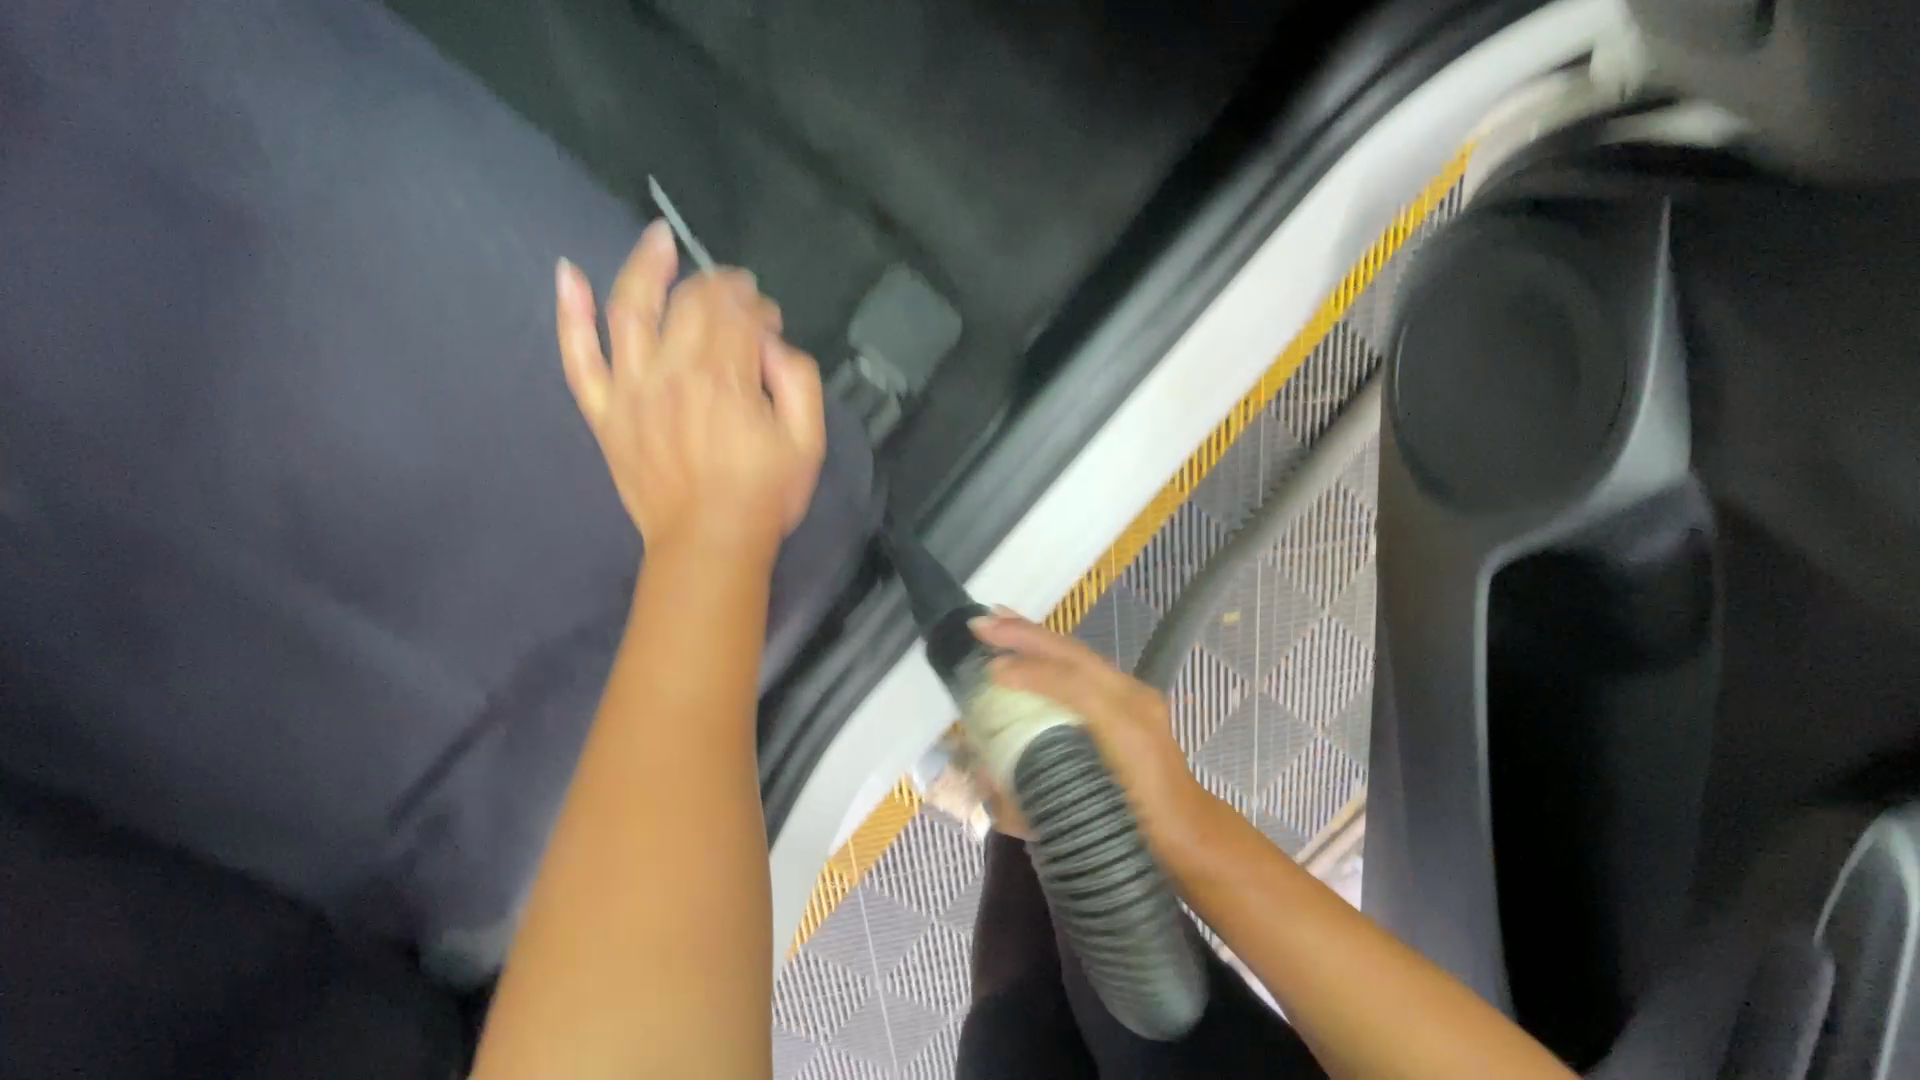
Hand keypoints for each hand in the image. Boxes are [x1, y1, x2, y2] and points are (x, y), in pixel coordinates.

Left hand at [555, 222, 825, 558]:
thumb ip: (798, 379)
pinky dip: (569, 315)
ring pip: (630, 309)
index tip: (770, 318)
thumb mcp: (808, 439)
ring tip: (659, 238)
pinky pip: (578, 358)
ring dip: (645, 266)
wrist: (708, 545)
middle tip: (735, 288)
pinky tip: (567, 273)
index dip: (756, 304)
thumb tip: (771, 345)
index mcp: (726, 377)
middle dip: (717, 284)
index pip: (738, 313)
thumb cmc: (764, 496)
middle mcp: (672, 371)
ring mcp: (631, 389)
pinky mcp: (605, 412)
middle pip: (690, 302)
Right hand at [972, 612, 1219, 860]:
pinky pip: (1087, 664)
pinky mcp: (1132, 696)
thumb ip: (1027, 803)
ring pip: (1081, 654)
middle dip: (1026, 636)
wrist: (1187, 833)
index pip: (1075, 686)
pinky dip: (1054, 649)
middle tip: (980, 624)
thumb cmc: (1131, 834)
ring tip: (998, 618)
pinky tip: (1029, 644)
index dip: (1031, 674)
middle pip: (1076, 657)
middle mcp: (1132, 701)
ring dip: (1037, 636)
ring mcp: (1135, 695)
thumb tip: (981, 772)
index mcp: (1125, 729)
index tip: (991, 670)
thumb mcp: (1074, 824)